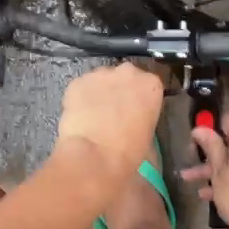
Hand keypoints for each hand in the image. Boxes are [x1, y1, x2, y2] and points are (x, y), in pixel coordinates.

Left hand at [55, 63, 164, 181]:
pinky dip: (80, 99)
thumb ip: (143, 116)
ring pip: (100, 80)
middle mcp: (128, 72)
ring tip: (94, 116)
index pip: (147, 85)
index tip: (134, 110)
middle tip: (113, 112)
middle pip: (124, 77)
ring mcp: (100, 74)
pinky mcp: (78, 82)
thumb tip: (134, 119)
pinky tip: (80, 116)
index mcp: (151, 84)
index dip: (138, 98)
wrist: (96, 156)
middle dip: (119, 90)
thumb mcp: (148, 133)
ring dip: (99, 93)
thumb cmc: (129, 150)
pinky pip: (81, 88)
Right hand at [181, 115, 228, 228]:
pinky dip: (225, 178)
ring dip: (211, 168)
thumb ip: (210, 146)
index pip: (228, 122)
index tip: (195, 134)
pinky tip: (206, 193)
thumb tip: (200, 128)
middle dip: (207, 151)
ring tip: (187, 178)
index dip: (210, 125)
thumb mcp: (219, 171)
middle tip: (189, 156)